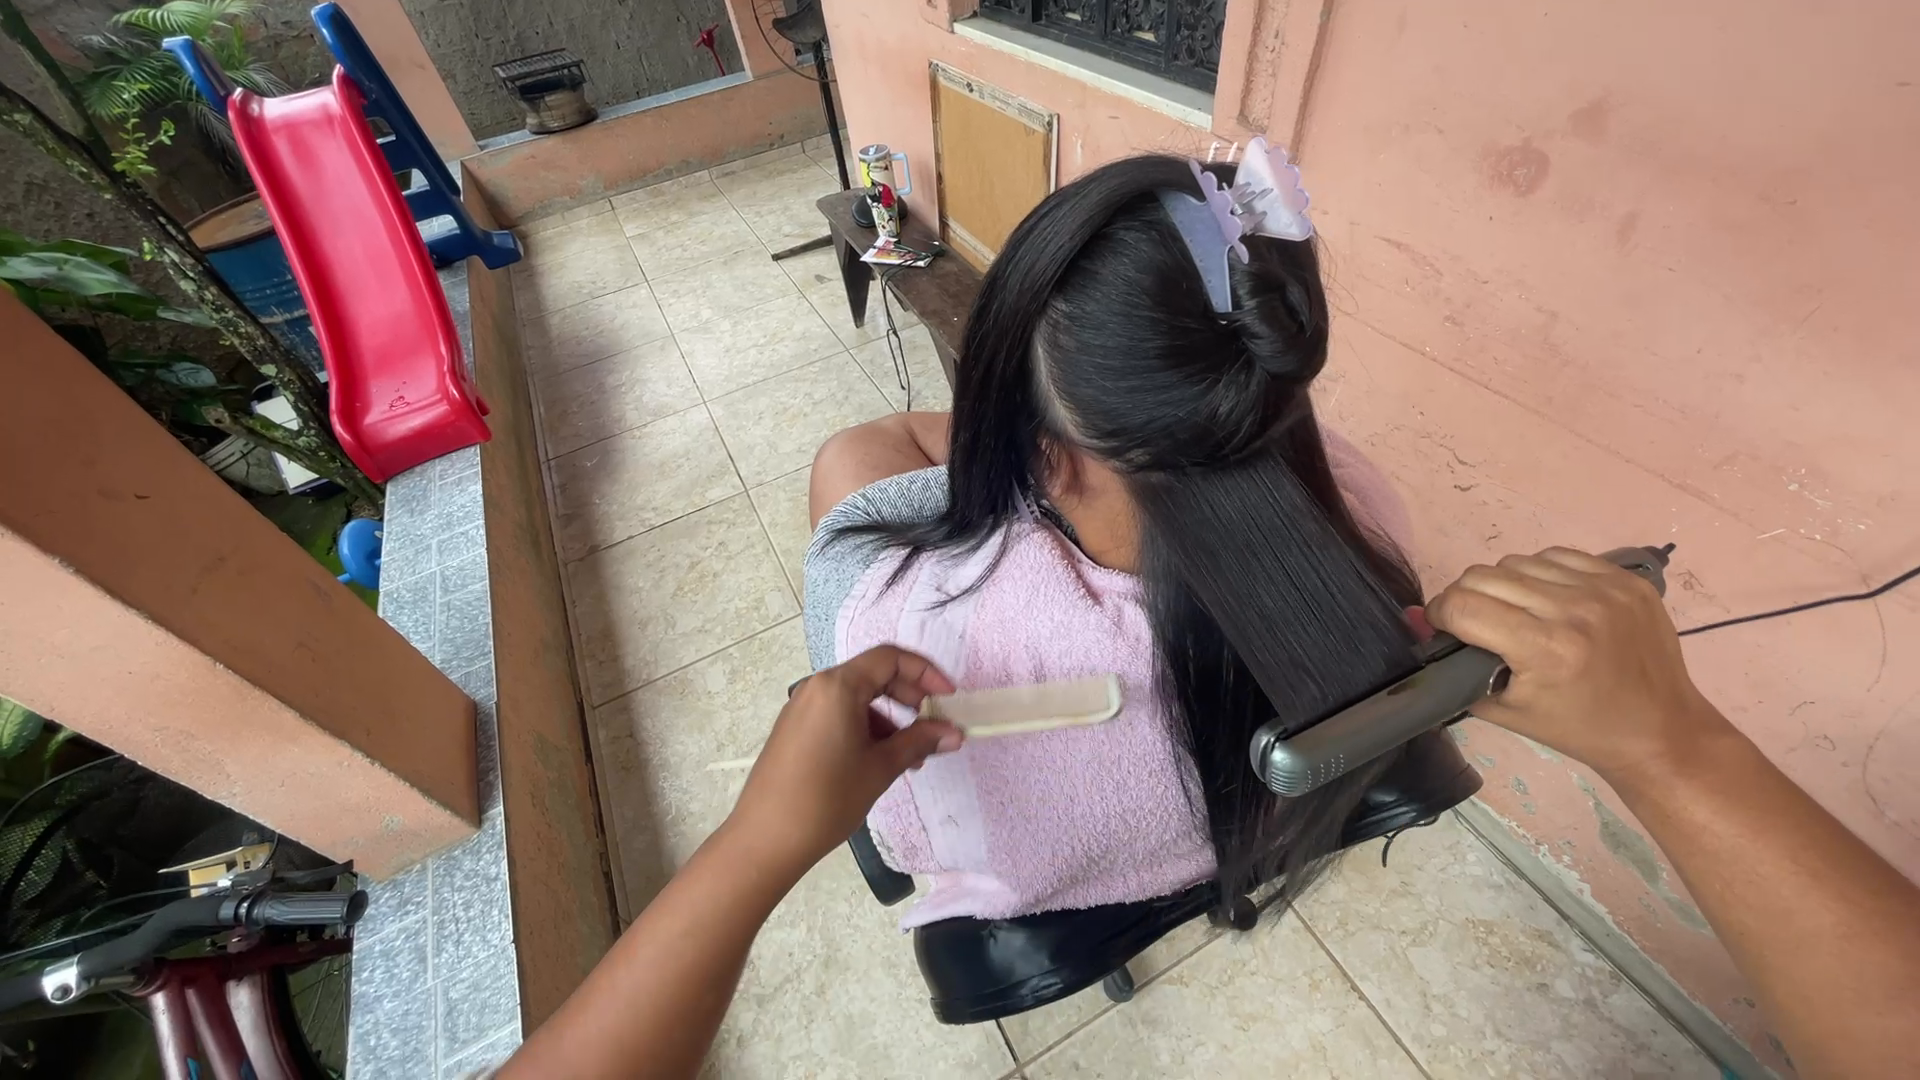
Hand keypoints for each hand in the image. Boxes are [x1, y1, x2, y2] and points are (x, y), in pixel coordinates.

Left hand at [724, 646, 961, 875]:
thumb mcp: (881, 768)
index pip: (890, 658)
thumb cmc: (827, 798)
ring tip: (910, 756)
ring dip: (890, 718)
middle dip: (910, 696)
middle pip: (874, 675)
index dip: (925, 673)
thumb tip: (954, 733)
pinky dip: (866, 728)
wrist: (765, 840)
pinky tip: (880, 761)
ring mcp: (803, 707)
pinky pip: (840, 714)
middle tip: (932, 726)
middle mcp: (818, 687)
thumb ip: (920, 742)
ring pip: (858, 698)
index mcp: (838, 686)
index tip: (949, 697)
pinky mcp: (796, 728)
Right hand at [1425, 547, 1734, 787]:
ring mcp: (1605, 590)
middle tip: (1475, 624)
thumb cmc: (1573, 728)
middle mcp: (1575, 611)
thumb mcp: (1498, 705)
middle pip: (1482, 576)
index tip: (1444, 630)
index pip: (1461, 605)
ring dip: (1501, 585)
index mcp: (1545, 649)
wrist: (1662, 731)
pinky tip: (1546, 600)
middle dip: (1464, 598)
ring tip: (1514, 612)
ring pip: (1514, 562)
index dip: (1439, 615)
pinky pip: (1555, 556)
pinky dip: (1538, 574)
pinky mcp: (1626, 580)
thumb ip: (1449, 661)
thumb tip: (1410, 617)